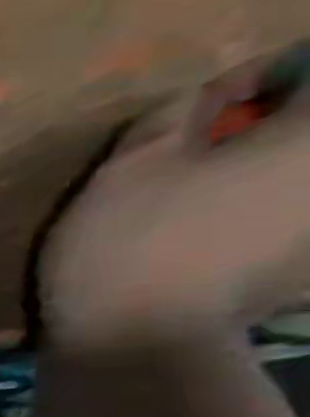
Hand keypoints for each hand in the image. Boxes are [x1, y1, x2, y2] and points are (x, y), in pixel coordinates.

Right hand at [41, 54, 309, 359]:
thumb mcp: (125, 170)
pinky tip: (200, 248)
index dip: (256, 82)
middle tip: (193, 159)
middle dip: (254, 138)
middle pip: (298, 136)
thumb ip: (172, 119)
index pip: (307, 71)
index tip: (205, 109)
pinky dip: (246, 228)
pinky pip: (282, 231)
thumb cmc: (128, 245)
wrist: (136, 345)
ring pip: (288, 185)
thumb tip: (209, 97)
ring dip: (247, 186)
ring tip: (188, 208)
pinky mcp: (302, 271)